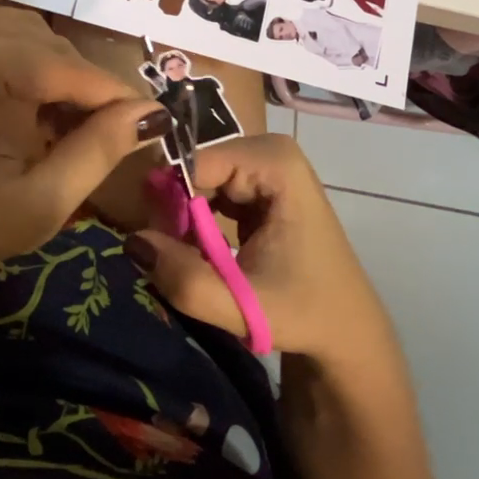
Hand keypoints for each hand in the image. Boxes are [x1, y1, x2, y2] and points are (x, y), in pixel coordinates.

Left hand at [0, 2, 169, 292]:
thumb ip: (95, 153)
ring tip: (68, 126)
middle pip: (44, 42)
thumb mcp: (34, 205)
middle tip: (109, 135)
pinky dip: (25, 65)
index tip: (154, 122)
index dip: (111, 93)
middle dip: (81, 86)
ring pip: (25, 34)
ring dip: (55, 73)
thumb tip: (150, 115)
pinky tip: (32, 108)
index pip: (59, 64)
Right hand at [128, 134, 387, 360]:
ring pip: (194, 177)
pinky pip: (206, 186)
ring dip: (181, 217)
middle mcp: (269, 149)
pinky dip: (195, 218)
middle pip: (192, 166)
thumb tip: (133, 242)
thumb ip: (185, 278)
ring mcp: (264, 162)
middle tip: (174, 256)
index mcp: (275, 162)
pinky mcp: (257, 180)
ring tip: (189, 257)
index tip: (163, 246)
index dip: (168, 202)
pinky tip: (202, 250)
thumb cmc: (304, 314)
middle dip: (174, 211)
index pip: (192, 162)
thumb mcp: (241, 306)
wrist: (345, 330)